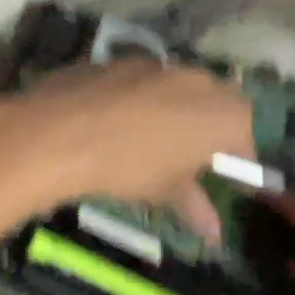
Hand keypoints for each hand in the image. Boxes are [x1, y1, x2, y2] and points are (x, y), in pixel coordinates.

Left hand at [0, 59, 253, 238]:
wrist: (51, 133)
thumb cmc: (124, 166)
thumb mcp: (164, 191)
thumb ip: (194, 205)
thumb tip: (213, 233)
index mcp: (223, 112)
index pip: (243, 134)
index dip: (232, 154)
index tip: (219, 172)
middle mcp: (187, 79)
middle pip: (206, 98)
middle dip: (200, 121)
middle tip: (182, 149)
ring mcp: (139, 65)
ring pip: (161, 83)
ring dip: (158, 103)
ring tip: (138, 133)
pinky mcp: (97, 62)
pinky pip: (118, 80)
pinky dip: (117, 95)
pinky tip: (98, 117)